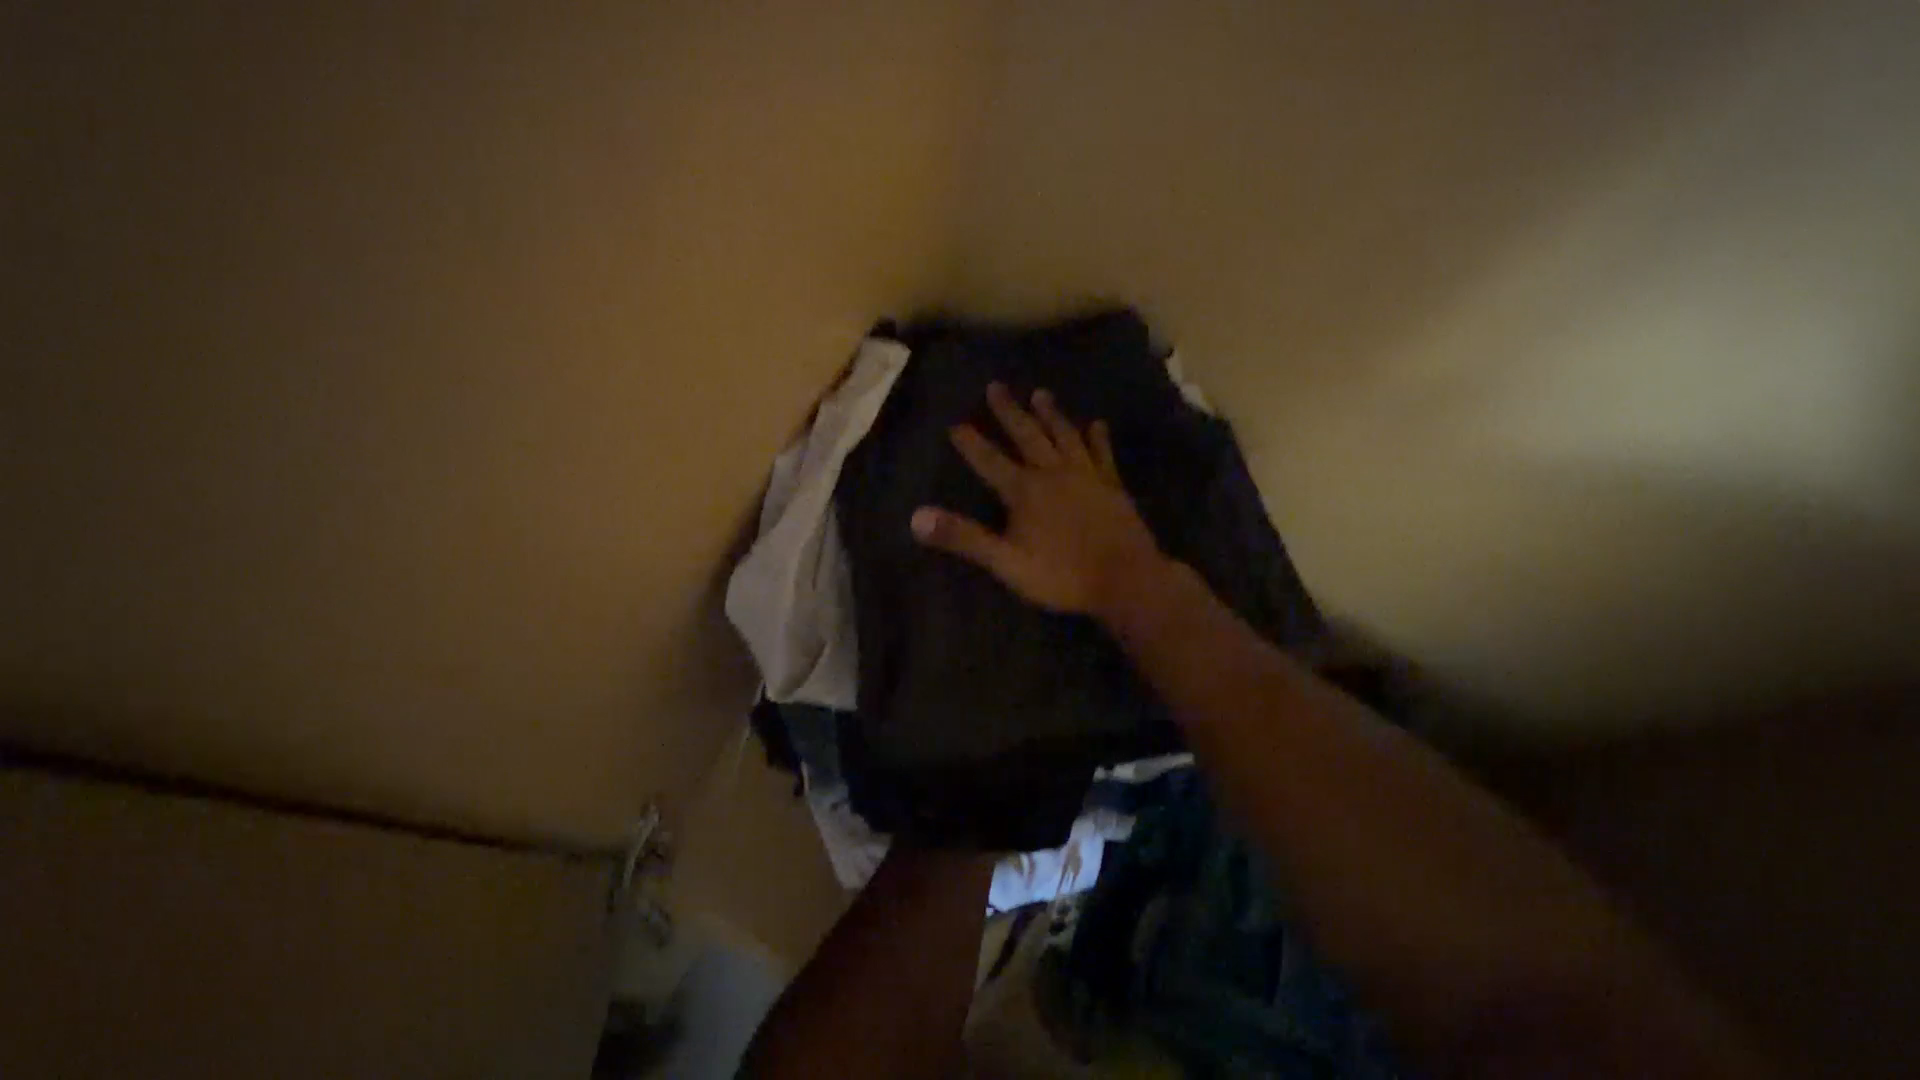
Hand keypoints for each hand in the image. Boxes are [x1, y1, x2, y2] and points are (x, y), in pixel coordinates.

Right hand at [911, 382, 1167, 618]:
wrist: (1125, 579)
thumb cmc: (1061, 575)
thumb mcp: (1005, 562)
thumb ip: (963, 537)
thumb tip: (916, 518)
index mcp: (1024, 491)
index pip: (989, 460)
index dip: (971, 443)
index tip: (955, 423)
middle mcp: (1053, 473)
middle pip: (1027, 436)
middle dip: (1009, 412)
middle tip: (996, 386)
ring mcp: (1086, 476)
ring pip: (1064, 436)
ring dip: (1051, 415)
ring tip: (1040, 394)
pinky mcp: (1112, 485)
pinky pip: (1102, 454)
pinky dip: (1098, 438)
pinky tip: (1097, 424)